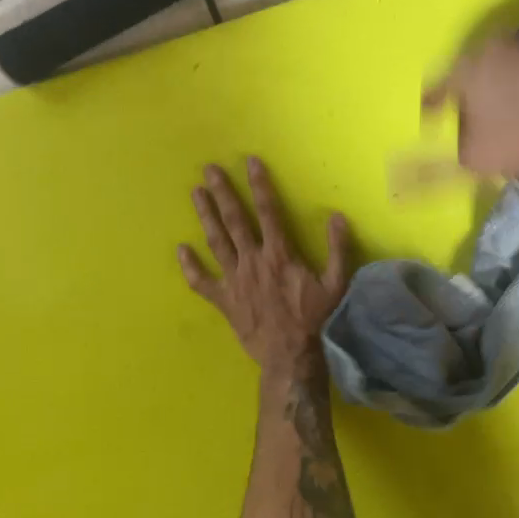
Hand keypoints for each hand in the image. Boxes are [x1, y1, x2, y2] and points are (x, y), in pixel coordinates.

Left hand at [178, 157, 352, 371]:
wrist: (290, 355)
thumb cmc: (315, 319)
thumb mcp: (336, 283)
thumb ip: (337, 249)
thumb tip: (338, 217)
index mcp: (279, 254)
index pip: (269, 211)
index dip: (260, 185)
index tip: (250, 162)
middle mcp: (253, 261)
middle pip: (235, 220)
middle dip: (222, 193)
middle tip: (209, 170)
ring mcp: (235, 280)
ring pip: (216, 242)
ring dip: (205, 216)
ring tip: (195, 193)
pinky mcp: (224, 300)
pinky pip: (202, 282)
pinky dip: (190, 266)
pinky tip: (181, 249)